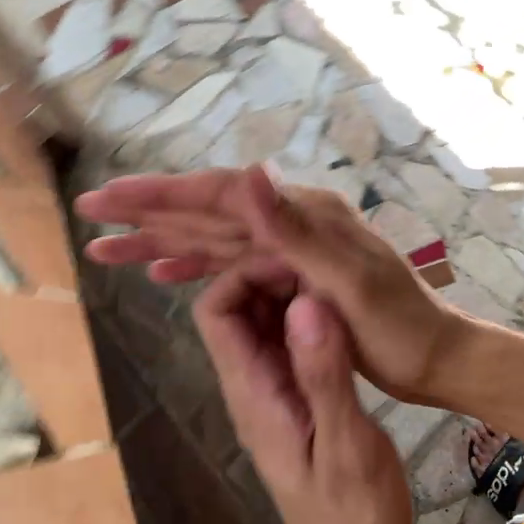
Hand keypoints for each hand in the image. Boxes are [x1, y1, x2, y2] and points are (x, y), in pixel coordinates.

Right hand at [77, 167, 471, 403]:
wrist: (434, 354)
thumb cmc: (397, 326)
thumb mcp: (348, 281)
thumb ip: (296, 229)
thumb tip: (250, 169)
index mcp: (308, 216)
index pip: (227, 192)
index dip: (167, 192)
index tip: (112, 194)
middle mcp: (299, 221)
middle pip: (213, 208)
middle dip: (151, 209)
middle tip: (90, 208)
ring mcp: (297, 246)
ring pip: (217, 234)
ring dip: (163, 237)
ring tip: (108, 246)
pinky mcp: (295, 273)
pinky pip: (235, 260)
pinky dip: (196, 263)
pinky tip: (164, 269)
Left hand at [193, 260, 410, 523]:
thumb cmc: (352, 510)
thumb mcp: (345, 443)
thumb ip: (324, 374)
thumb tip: (305, 302)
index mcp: (254, 392)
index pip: (218, 311)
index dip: (248, 273)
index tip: (298, 260)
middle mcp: (255, 384)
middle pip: (238, 307)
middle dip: (271, 271)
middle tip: (324, 256)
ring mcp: (276, 389)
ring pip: (267, 319)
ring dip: (293, 288)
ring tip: (336, 269)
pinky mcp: (300, 395)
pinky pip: (293, 338)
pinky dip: (311, 312)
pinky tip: (346, 303)